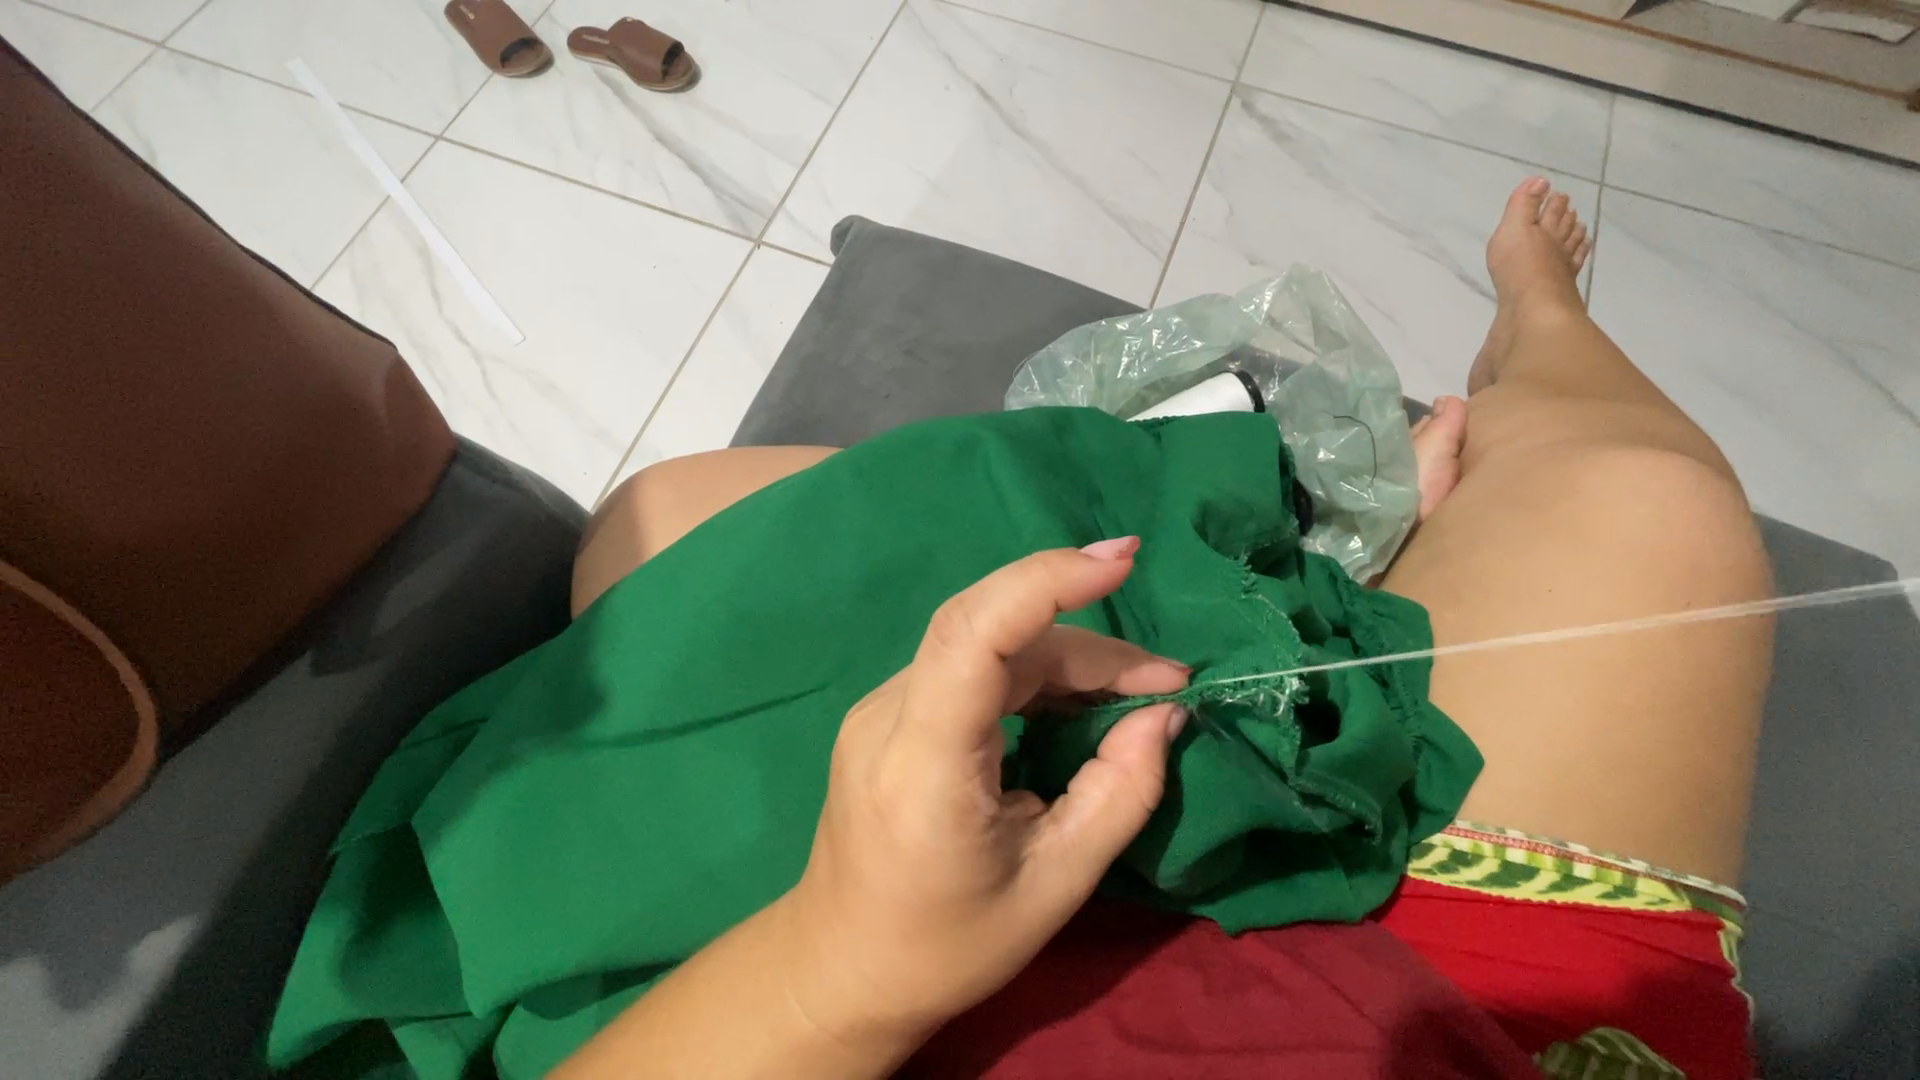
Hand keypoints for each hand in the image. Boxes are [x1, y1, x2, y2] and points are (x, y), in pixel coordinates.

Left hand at [773, 537, 1190, 1055]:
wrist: (841, 966)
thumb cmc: (945, 945)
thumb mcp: (1053, 886)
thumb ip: (1118, 794)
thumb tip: (1164, 715)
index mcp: (922, 759)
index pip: (973, 633)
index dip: (1045, 581)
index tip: (1121, 561)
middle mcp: (889, 714)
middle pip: (992, 632)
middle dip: (1089, 643)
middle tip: (1169, 678)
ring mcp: (882, 707)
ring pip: (986, 645)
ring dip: (1068, 658)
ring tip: (1141, 691)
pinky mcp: (892, 714)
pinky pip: (971, 669)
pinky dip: (1035, 674)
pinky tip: (1081, 701)